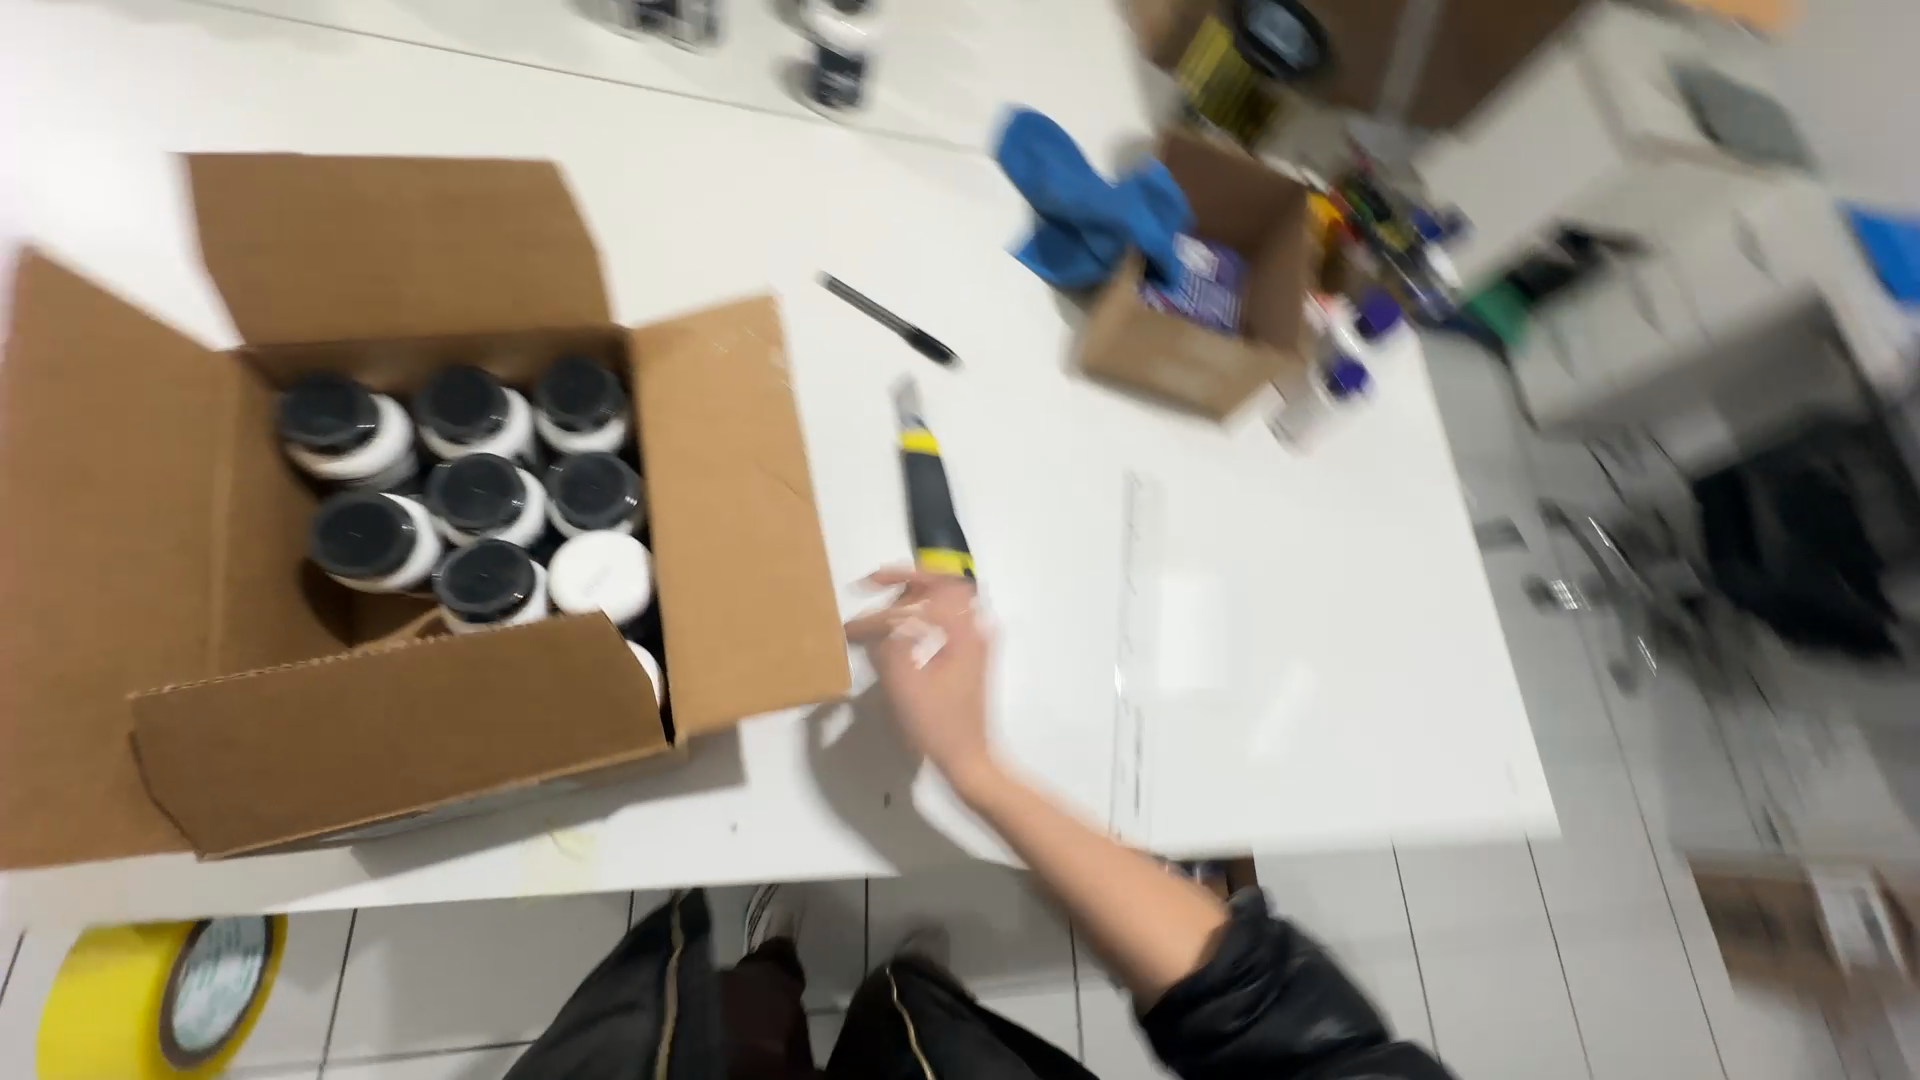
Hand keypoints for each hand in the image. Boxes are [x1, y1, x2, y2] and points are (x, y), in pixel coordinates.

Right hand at [845, 566, 997, 787]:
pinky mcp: (974, 651)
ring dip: (917, 593)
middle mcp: (977, 626)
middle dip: (907, 578)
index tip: (857, 611)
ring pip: (949, 596)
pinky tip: (902, 627)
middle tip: (874, 582)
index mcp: (964, 630)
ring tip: (885, 603)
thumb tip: (874, 623)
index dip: (886, 597)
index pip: (924, 594)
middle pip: (944, 581)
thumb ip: (887, 644)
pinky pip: (951, 616)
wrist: (969, 757)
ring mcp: (979, 638)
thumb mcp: (903, 683)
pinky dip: (926, 611)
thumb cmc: (936, 724)